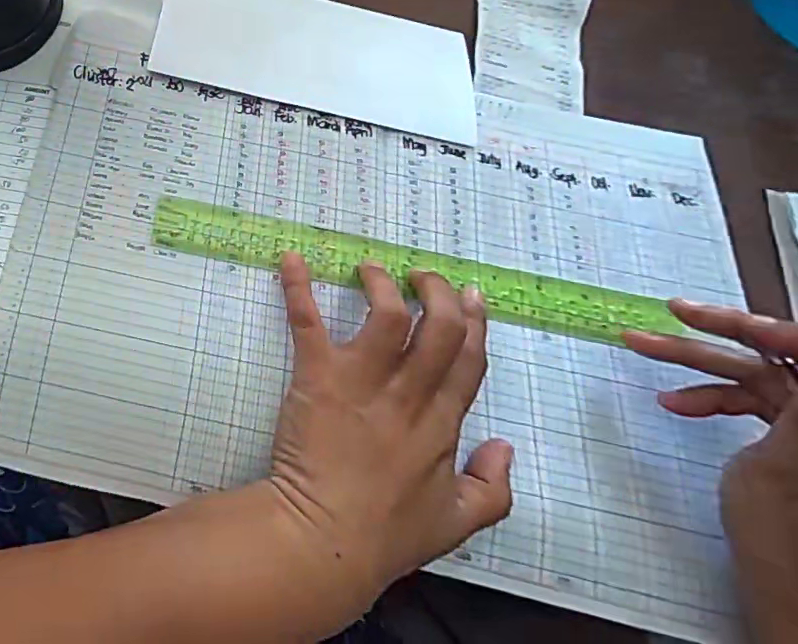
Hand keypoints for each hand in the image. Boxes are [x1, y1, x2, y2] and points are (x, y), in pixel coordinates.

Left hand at [266, 253, 512, 601]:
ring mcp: (362, 382)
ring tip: (370, 269)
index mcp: (442, 424)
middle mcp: (408, 395)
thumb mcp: (458, 522)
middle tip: (422, 274)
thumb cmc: (386, 532)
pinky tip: (292, 261)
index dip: (474, 323)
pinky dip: (298, 287)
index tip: (471, 294)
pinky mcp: (317, 376)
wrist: (325, 537)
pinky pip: (308, 322)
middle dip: (436, 291)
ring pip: (386, 315)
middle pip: (438, 328)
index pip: (468, 360)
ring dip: (381, 284)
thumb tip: (505, 445)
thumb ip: (493, 487)